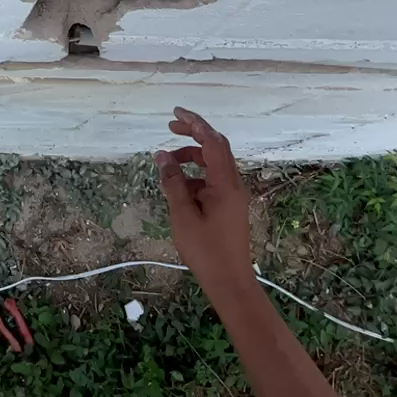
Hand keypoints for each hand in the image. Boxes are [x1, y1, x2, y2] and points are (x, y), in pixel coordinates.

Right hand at [156, 106, 253, 290]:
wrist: (230, 282)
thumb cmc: (206, 250)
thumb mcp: (183, 214)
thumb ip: (173, 182)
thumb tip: (162, 156)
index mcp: (226, 183)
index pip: (213, 142)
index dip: (195, 123)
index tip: (175, 114)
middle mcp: (234, 184)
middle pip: (216, 147)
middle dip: (194, 133)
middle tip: (170, 127)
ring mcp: (233, 195)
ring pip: (213, 163)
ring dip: (190, 157)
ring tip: (166, 163)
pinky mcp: (229, 206)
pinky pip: (212, 179)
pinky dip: (194, 174)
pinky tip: (177, 186)